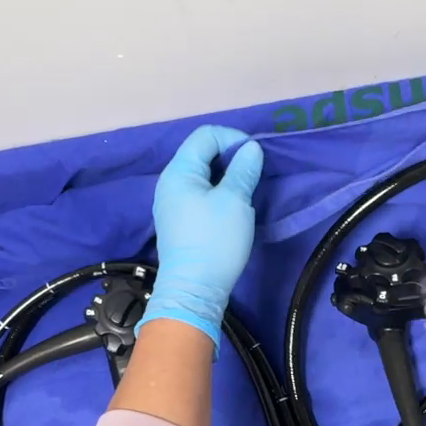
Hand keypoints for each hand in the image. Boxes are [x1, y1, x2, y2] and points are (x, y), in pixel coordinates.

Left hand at [138, 125, 264, 347]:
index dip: (233, 138)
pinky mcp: (178, 222)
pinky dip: (217, 193)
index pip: (205, 135)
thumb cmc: (215, 241)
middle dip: (230, 157)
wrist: (194, 290)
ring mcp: (171, 204)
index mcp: (180, 171)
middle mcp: (170, 182)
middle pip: (201, 154)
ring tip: (246, 192)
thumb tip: (250, 149)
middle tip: (254, 174)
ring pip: (201, 176)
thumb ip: (243, 170)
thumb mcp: (235, 202)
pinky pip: (198, 195)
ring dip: (225, 177)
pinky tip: (231, 210)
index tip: (255, 156)